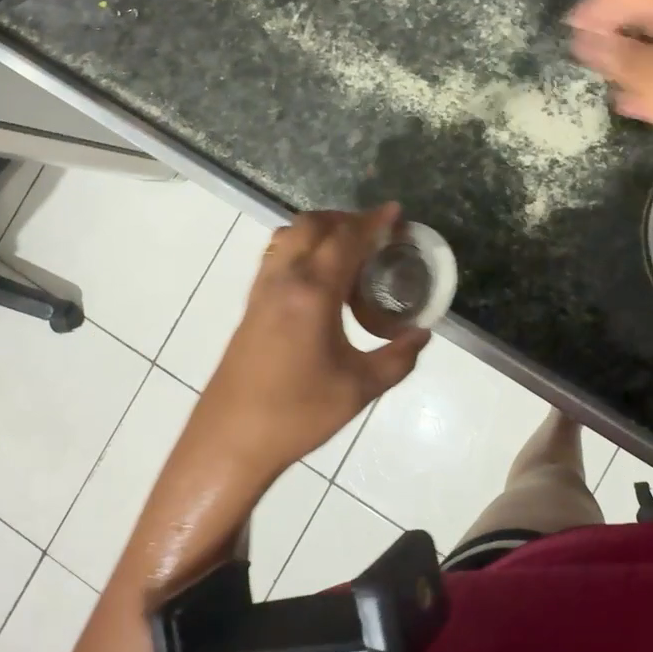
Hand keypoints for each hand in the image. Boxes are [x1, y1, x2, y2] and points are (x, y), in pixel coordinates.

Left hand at [197, 205, 430, 476]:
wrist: (230, 440)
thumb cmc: (297, 414)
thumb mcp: (359, 388)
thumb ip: (397, 358)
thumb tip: (422, 334)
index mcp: (313, 292)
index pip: (346, 239)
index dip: (373, 221)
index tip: (396, 211)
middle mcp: (284, 279)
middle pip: (313, 225)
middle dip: (346, 219)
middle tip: (375, 232)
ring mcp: (262, 290)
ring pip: (289, 236)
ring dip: (320, 229)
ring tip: (348, 249)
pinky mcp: (251, 305)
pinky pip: (277, 256)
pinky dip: (301, 248)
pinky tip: (320, 277)